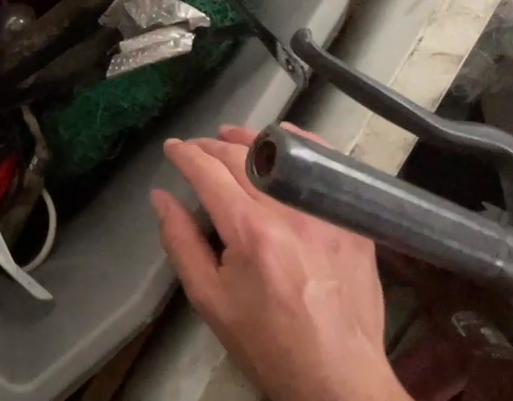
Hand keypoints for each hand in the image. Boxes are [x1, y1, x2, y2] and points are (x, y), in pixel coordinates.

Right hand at [151, 125, 411, 400]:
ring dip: (249, 140)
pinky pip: (327, 170)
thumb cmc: (268, 344)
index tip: (171, 149)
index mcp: (251, 232)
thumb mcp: (209, 299)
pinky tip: (284, 141)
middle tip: (193, 149)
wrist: (341, 381)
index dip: (184, 154)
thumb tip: (161, 197)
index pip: (208, 172)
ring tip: (229, 136)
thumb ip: (180, 241)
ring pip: (281, 158)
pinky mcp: (352, 225)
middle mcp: (290, 214)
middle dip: (210, 146)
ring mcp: (326, 216)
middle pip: (241, 158)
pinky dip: (303, 148)